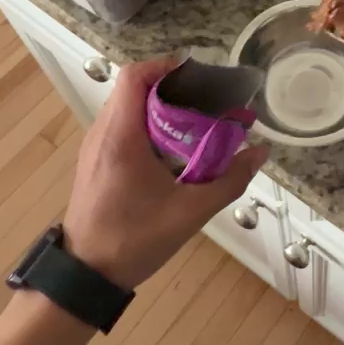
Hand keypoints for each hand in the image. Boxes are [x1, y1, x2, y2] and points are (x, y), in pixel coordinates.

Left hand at [60, 57, 267, 288]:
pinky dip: (150, 125)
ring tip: (196, 122)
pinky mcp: (96, 162)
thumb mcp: (189, 212)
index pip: (135, 76)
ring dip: (161, 107)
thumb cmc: (132, 240)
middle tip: (207, 101)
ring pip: (129, 107)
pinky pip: (123, 126)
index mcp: (121, 136)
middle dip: (173, 87)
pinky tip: (175, 149)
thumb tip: (260, 153)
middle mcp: (103, 134)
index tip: (199, 76)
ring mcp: (96, 148)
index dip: (166, 66)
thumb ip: (228, 180)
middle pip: (135, 88)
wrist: (83, 278)